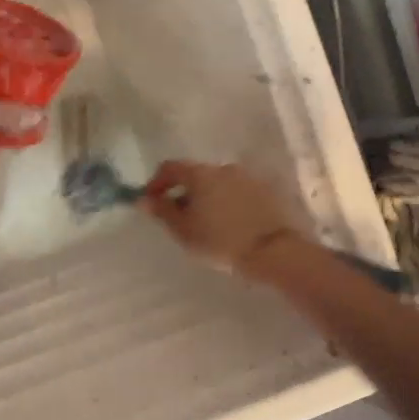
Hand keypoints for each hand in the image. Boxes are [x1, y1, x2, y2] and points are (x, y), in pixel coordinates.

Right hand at [140, 160, 304, 274]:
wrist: (275, 251)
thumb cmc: (221, 241)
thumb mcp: (184, 230)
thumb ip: (162, 211)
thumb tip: (143, 199)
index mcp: (200, 174)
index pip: (170, 167)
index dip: (157, 182)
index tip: (153, 201)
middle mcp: (223, 168)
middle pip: (195, 175)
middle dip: (184, 192)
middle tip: (181, 217)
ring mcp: (248, 178)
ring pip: (218, 183)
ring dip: (208, 197)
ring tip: (207, 223)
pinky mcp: (267, 191)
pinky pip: (238, 192)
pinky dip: (228, 202)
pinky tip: (230, 223)